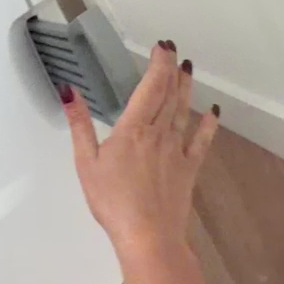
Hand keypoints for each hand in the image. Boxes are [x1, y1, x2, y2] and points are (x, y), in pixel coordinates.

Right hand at [60, 41, 218, 261]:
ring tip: (188, 68)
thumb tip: (69, 90)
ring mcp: (176, 150)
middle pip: (168, 95)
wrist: (148, 236)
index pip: (149, 88)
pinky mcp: (188, 168)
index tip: (161, 47)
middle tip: (173, 50)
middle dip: (171, 70)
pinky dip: (209, 124)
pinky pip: (201, 141)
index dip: (157, 65)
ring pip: (184, 112)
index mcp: (132, 129)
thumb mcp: (85, 162)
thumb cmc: (112, 200)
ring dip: (187, 88)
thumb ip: (79, 124)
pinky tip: (214, 111)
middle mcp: (158, 134)